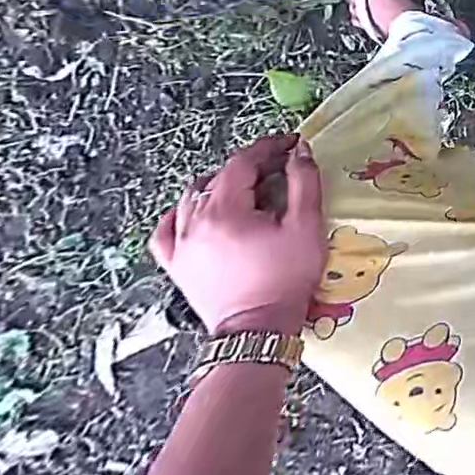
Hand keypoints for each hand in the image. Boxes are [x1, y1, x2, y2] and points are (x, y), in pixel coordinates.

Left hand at [149, 134, 324, 336]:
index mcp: (225, 211)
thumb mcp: (306, 223)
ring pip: (193, 197)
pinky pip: (168, 229)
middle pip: (219, 176)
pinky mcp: (177, 265)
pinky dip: (183, 213)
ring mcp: (180, 245)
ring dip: (222, 184)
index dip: (268, 147)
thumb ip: (304, 180)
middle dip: (251, 165)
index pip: (242, 162)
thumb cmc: (287, 276)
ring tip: (249, 189)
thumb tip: (299, 150)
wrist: (259, 330)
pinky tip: (201, 211)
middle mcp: (194, 223)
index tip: (290, 144)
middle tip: (280, 167)